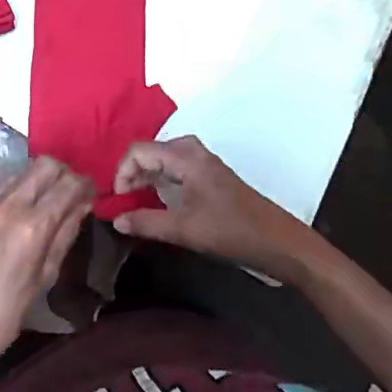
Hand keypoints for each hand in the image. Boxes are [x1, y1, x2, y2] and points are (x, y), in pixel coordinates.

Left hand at [0, 157, 91, 370]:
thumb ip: (66, 232)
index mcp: (31, 225)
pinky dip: (30, 187)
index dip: (86, 184)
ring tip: (58, 200)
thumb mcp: (47, 274)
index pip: (68, 184)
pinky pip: (12, 184)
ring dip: (47, 178)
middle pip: (46, 165)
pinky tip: (36, 208)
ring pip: (28, 171)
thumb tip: (83, 204)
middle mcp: (11, 205)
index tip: (94, 193)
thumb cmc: (9, 311)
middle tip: (76, 193)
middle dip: (66, 173)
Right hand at [111, 136, 320, 278]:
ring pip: (162, 159)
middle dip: (131, 174)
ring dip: (145, 177)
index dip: (121, 172)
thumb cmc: (230, 231)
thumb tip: (115, 219)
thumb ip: (146, 222)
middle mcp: (193, 151)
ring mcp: (203, 161)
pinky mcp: (209, 173)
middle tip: (121, 203)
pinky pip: (175, 167)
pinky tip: (157, 202)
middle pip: (150, 151)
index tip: (116, 201)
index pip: (138, 150)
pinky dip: (160, 180)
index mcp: (186, 157)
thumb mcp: (184, 230)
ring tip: (134, 204)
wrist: (275, 240)